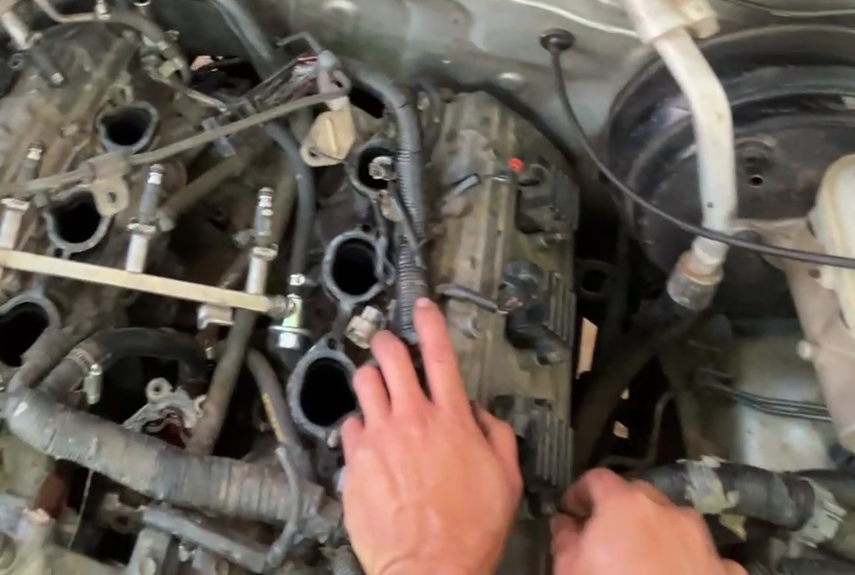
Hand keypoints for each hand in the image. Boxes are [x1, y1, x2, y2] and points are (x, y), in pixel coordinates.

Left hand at [341, 298, 522, 574]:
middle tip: (389, 347)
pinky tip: (367, 440)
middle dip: (388, 342)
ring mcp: (381, 434)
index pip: (440, 355)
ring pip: (364, 379)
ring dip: (370, 379)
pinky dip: (358, 426)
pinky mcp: (356, 456)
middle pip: (391, 354)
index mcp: (452, 420)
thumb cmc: (469, 531)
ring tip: (376, 391)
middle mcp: (413, 418)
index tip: (422, 306)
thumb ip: (497, 436)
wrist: (429, 568)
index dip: (430, 323)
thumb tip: (482, 413)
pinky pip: (349, 423)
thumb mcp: (505, 481)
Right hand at [551, 469, 746, 574]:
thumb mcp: (570, 570)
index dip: (580, 494)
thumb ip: (565, 540)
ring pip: (680, 524)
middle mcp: (670, 514)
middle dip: (623, 510)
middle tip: (609, 536)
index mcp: (626, 505)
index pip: (597, 480)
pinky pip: (711, 562)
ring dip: (663, 533)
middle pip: (641, 495)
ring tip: (649, 561)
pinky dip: (697, 567)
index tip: (571, 514)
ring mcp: (706, 546)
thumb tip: (567, 526)